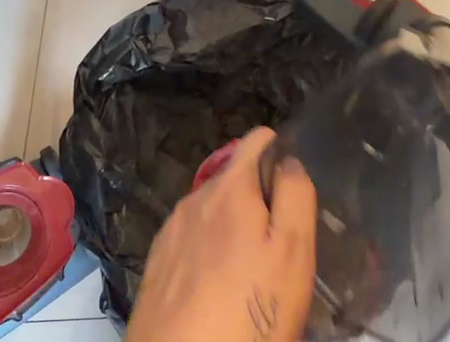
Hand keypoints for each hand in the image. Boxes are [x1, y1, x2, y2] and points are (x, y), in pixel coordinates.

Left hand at [125, 128, 317, 341]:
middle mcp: (194, 198)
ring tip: (247, 274)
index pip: (258, 140)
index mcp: (230, 187)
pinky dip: (206, 253)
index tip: (293, 193)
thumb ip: (295, 193)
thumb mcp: (293, 251)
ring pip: (211, 212)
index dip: (281, 154)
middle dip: (257, 201)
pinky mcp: (154, 266)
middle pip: (235, 179)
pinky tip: (215, 290)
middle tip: (275, 249)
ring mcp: (169, 232)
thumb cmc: (248, 310)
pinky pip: (190, 241)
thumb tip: (288, 159)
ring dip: (230, 228)